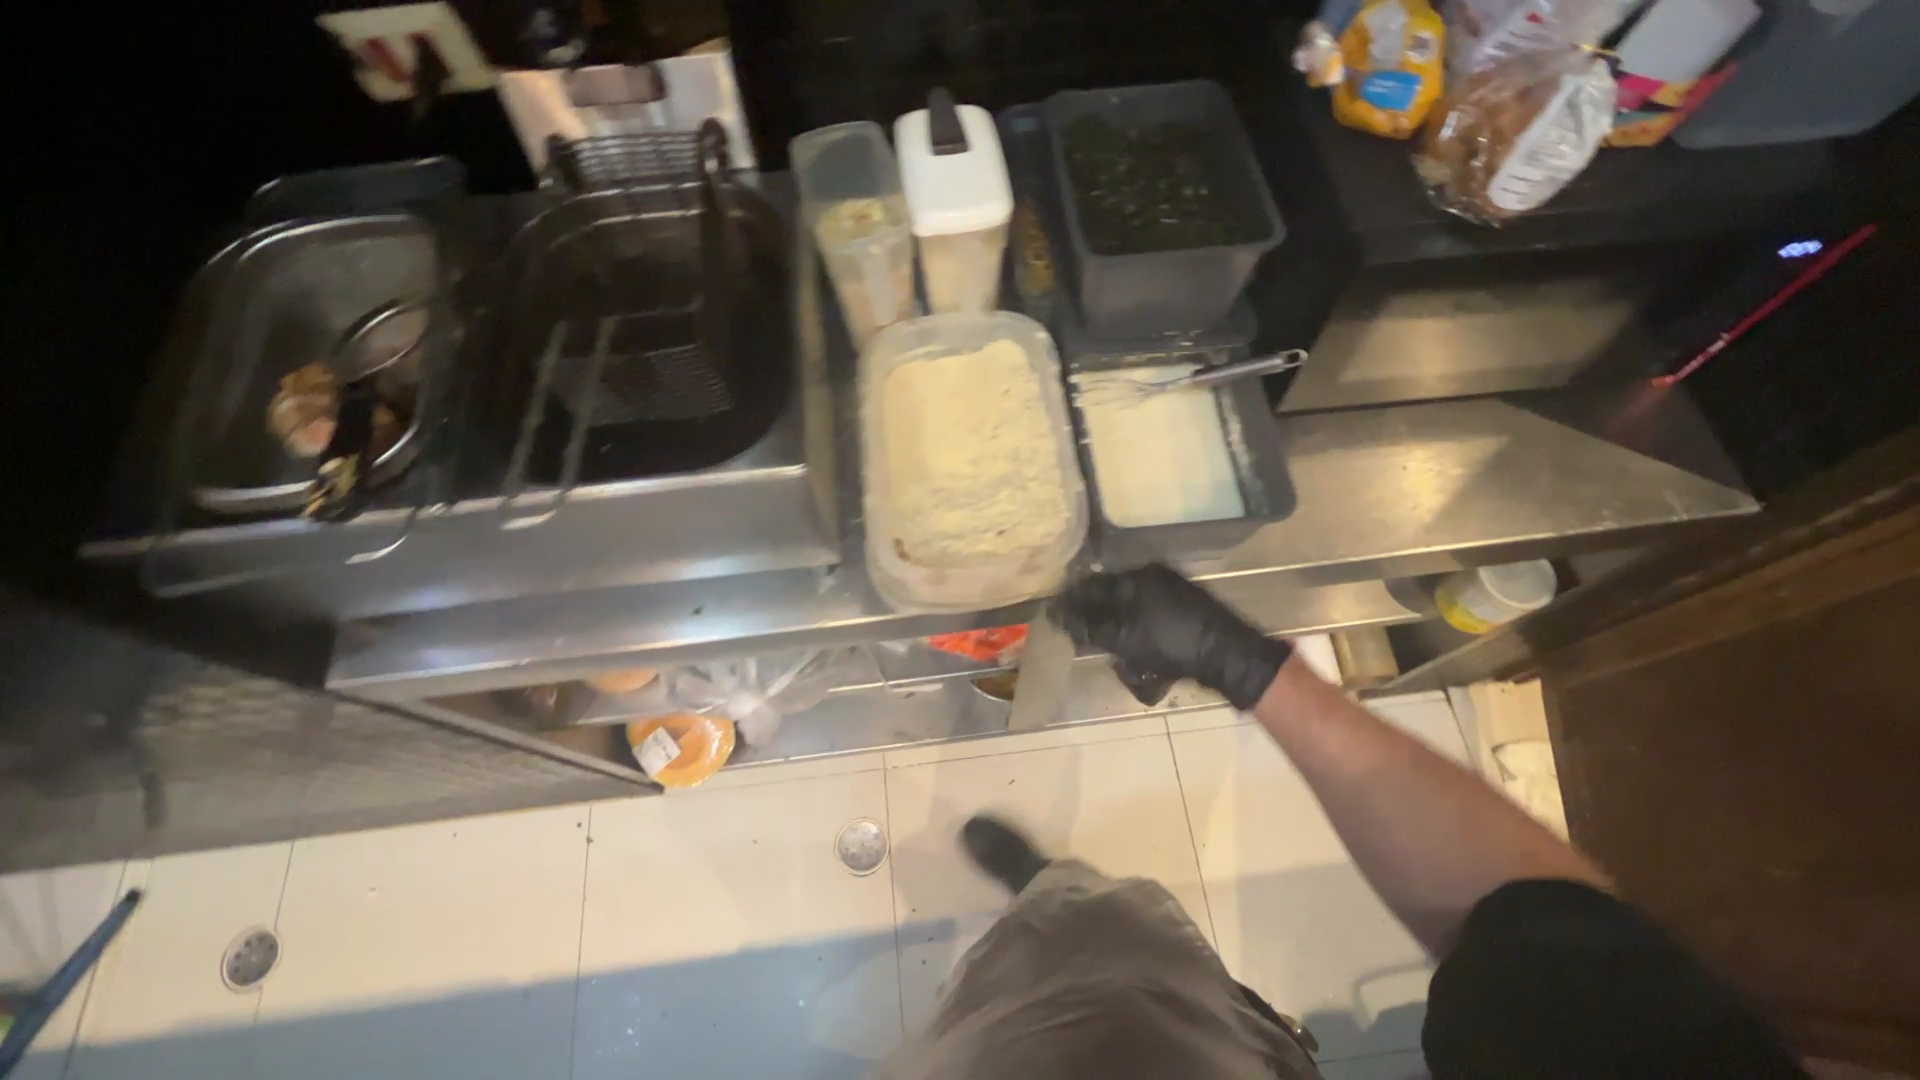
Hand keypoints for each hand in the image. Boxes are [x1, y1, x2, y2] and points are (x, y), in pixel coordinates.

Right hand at [1055, 563, 1291, 709]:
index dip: (1073, 603)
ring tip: (1105, 644)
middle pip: (1111, 593)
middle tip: (1079, 634)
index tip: (1057, 617)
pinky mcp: (1185, 606)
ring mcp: (1171, 590)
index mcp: (1136, 578)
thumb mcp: (1126, 638)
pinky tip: (1132, 648)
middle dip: (1093, 613)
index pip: (1093, 586)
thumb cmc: (1172, 643)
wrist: (1227, 653)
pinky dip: (1136, 627)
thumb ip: (1093, 628)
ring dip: (1115, 623)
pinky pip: (1149, 613)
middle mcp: (1153, 577)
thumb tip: (1065, 620)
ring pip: (1130, 604)